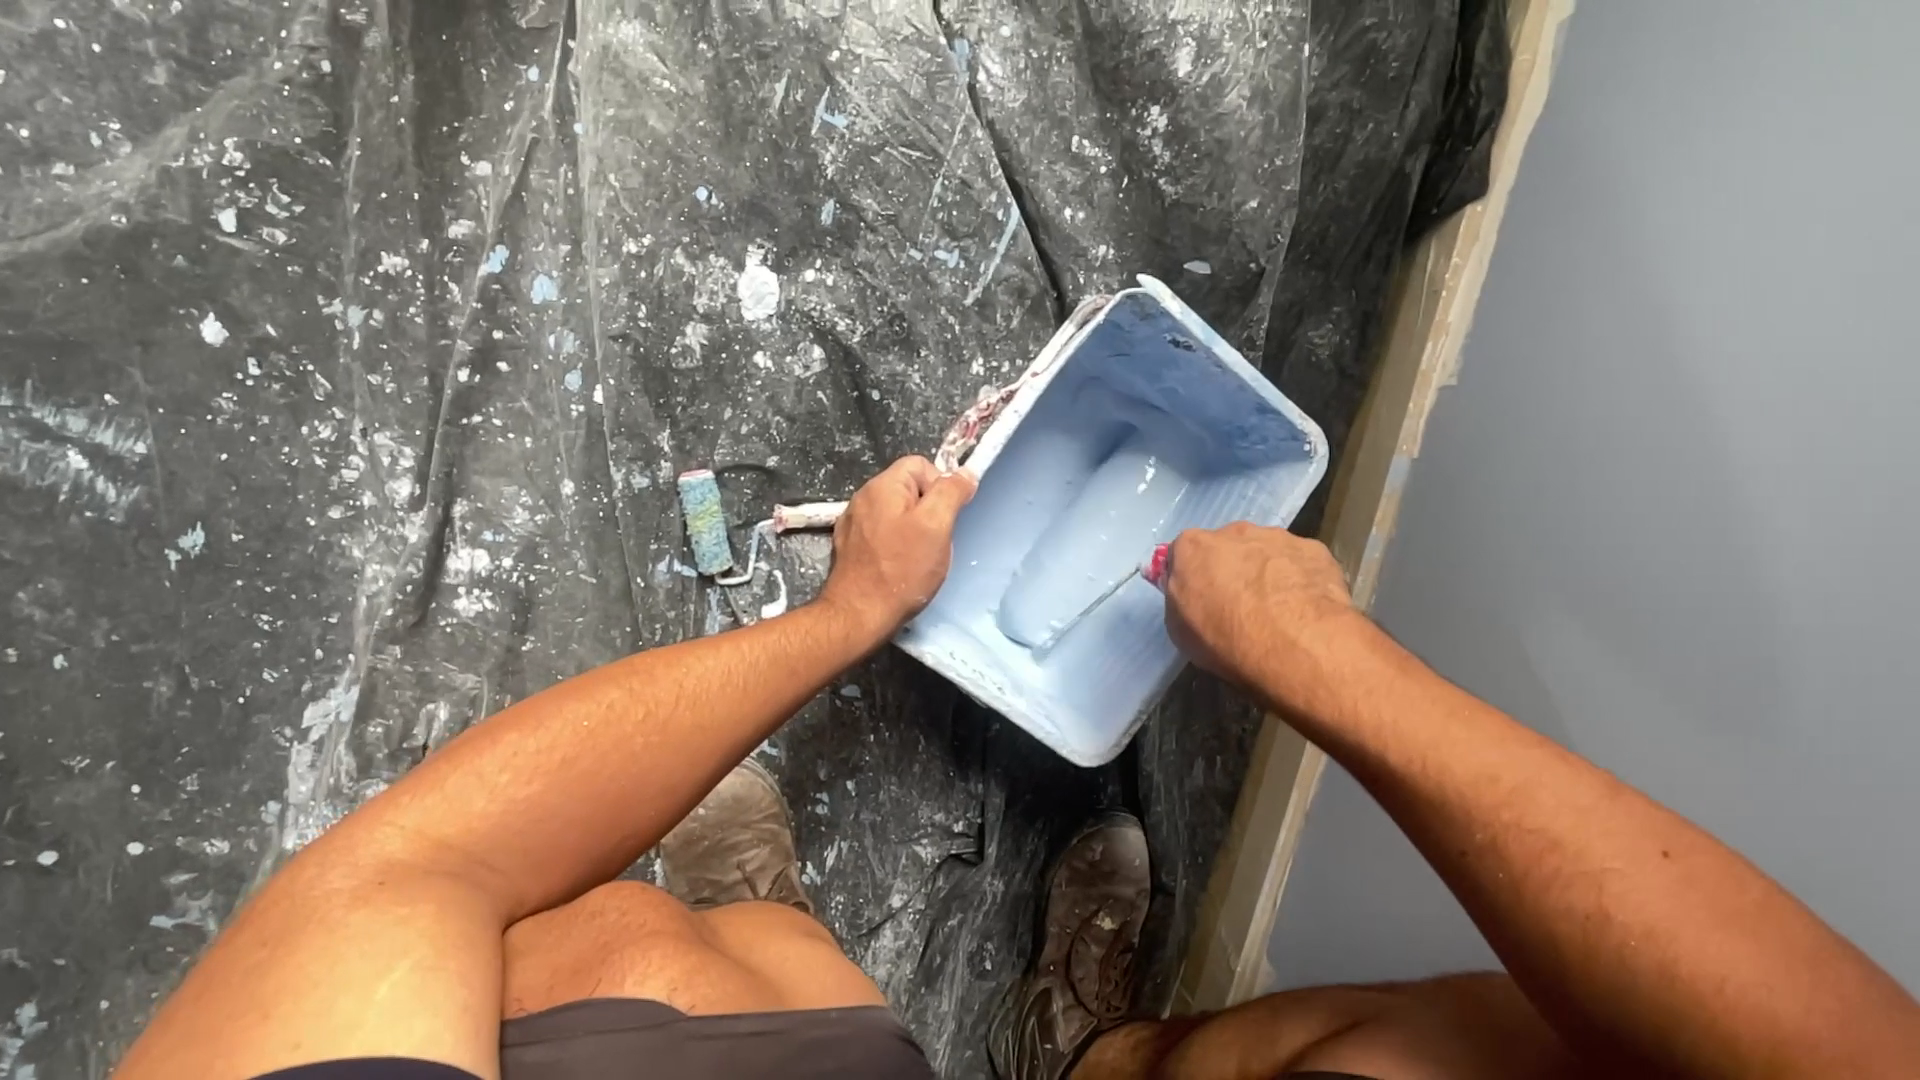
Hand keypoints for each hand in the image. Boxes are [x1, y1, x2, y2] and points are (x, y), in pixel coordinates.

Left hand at [817, 456, 975, 637]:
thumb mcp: (937, 526)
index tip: (945, 518)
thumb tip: (964, 474)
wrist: (859, 614)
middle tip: (934, 541)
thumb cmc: (902, 570)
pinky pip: (882, 532)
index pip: (921, 465)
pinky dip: (894, 544)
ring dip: (913, 529)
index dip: (940, 486)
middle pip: (908, 488)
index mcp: (882, 485)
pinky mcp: (850, 545)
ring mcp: (853, 522)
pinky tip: (898, 566)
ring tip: (917, 557)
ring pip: (897, 512)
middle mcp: (863, 497)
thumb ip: (951, 493)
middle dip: (928, 510)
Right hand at [1163, 523, 1359, 709]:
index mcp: (1193, 546)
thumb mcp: (1180, 629)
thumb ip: (1180, 598)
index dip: (1193, 576)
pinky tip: (1305, 607)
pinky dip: (1301, 579)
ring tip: (1278, 610)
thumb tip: (1191, 591)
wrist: (1293, 643)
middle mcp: (1234, 531)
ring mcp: (1278, 537)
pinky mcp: (1315, 549)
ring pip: (1267, 551)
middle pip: (1228, 547)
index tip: (1201, 598)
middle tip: (1240, 605)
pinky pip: (1301, 562)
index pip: (1184, 553)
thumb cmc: (1225, 638)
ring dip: (1267, 572)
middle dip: (1232, 568)